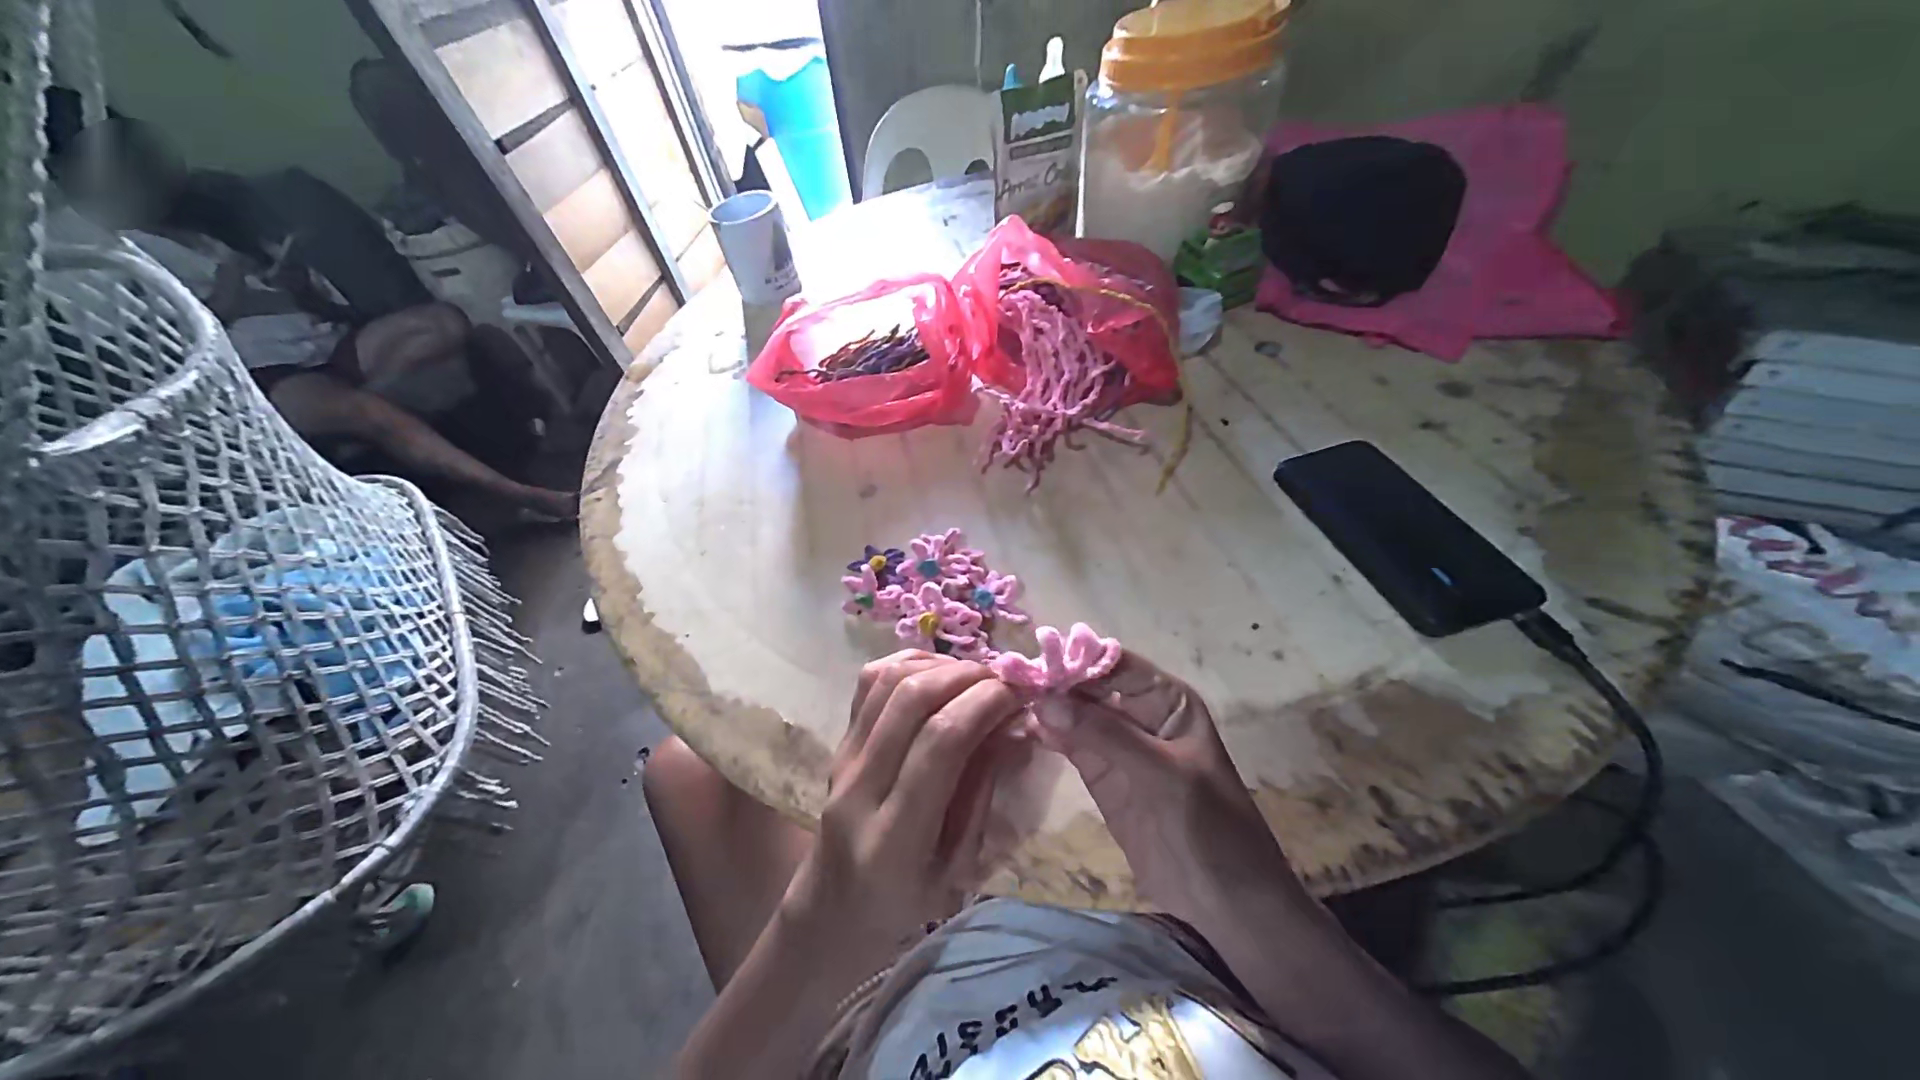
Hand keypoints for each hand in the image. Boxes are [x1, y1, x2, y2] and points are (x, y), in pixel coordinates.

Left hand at [779, 651, 1022, 975]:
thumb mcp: (958, 869)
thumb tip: (1016, 724)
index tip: (1021, 693)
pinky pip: (870, 681)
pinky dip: (911, 663)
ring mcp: (842, 757)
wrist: (832, 906)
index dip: (985, 703)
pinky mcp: (837, 740)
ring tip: (977, 676)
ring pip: (887, 680)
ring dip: (941, 665)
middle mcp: (859, 787)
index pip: (940, 742)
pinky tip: (941, 673)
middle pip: (911, 699)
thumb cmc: (904, 903)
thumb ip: (983, 792)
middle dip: (967, 676)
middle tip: (1005, 679)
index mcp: (892, 836)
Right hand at [1030, 651, 1306, 930]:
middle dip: (1054, 681)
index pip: (1116, 665)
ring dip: (1046, 706)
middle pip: (1090, 686)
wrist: (1226, 901)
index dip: (1077, 658)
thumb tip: (1045, 699)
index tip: (1034, 657)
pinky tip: (1023, 726)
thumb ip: (1105, 735)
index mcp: (1167, 700)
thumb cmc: (1210, 825)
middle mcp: (1140, 713)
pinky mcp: (1102, 775)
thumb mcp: (1162, 774)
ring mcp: (1119, 746)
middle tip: (1009, 678)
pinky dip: (1049, 734)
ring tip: (1007, 698)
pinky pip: (1071, 744)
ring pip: (1076, 714)